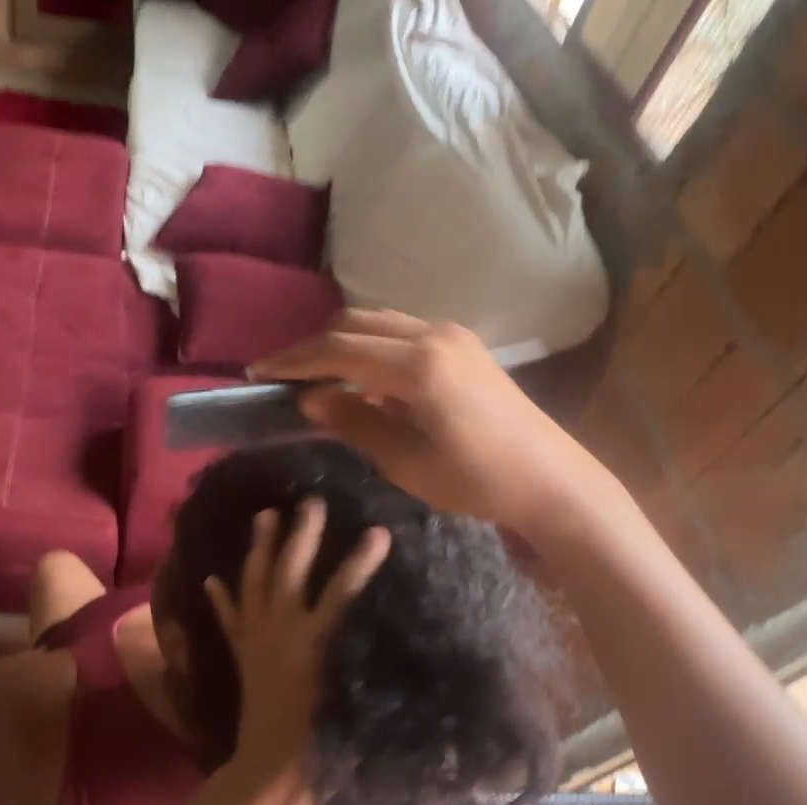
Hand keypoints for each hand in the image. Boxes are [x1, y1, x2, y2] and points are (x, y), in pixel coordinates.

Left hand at [201, 499, 390, 804]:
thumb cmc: (322, 752)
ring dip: (260, 548)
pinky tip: (212, 578)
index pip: (343, 592)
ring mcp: (257, 642)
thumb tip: (404, 643)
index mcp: (315, 646)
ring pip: (255, 583)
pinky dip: (222, 598)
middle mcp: (282, 633)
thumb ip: (375, 671)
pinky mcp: (242, 657)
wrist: (267, 779)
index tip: (379, 531)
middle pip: (291, 572)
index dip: (361, 561)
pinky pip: (229, 619)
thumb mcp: (357, 710)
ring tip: (264, 515)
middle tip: (311, 500)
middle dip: (303, 534)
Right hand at [250, 309, 618, 535]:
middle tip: (279, 376)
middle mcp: (433, 336)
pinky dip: (369, 347)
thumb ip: (355, 422)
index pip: (338, 350)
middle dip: (311, 347)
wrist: (550, 479)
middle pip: (354, 324)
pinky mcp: (462, 346)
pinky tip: (359, 380)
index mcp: (418, 365)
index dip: (293, 361)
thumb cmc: (476, 481)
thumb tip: (310, 399)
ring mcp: (452, 336)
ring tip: (311, 376)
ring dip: (340, 343)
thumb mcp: (405, 462)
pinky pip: (401, 332)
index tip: (256, 375)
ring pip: (378, 322)